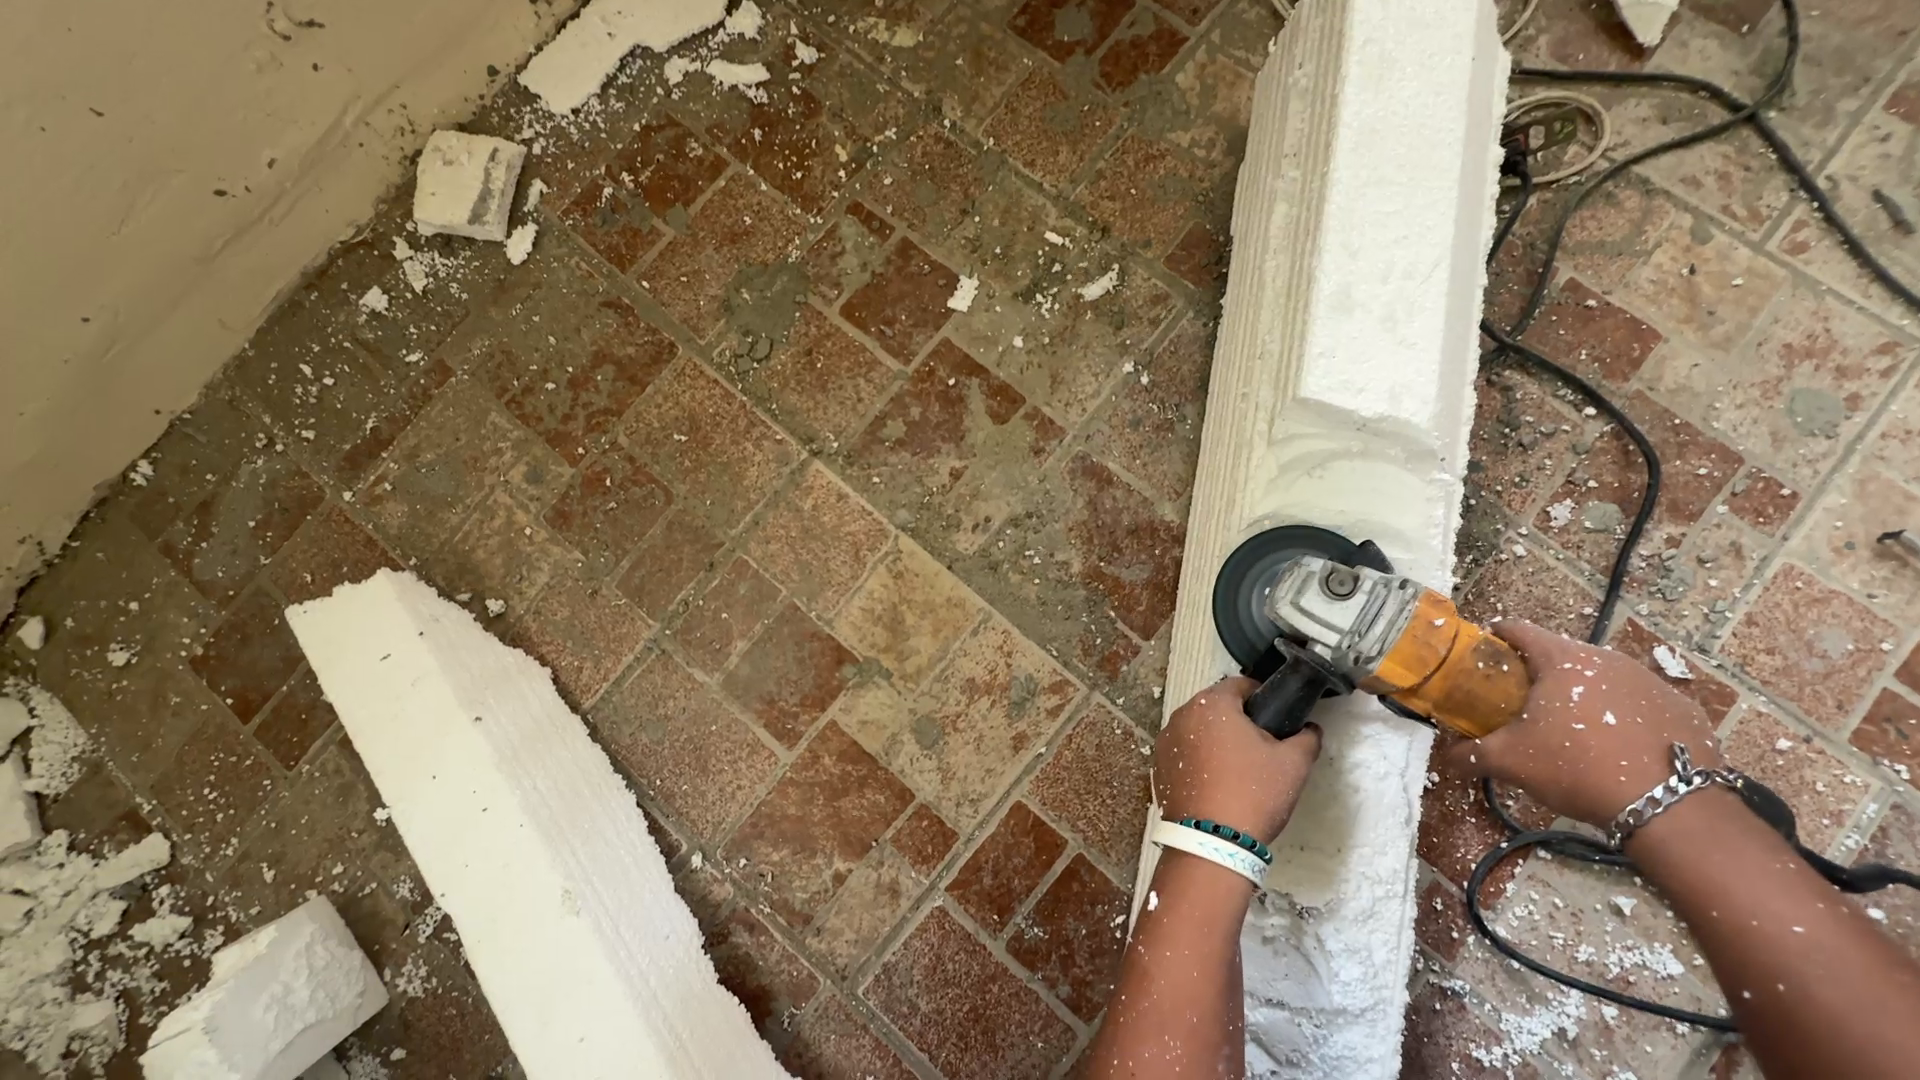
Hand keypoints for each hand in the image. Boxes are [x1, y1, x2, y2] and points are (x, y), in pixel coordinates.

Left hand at [1155, 676, 1322, 844]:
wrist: (1212, 842)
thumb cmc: (1254, 793)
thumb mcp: (1294, 764)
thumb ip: (1306, 738)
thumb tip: (1310, 729)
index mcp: (1211, 704)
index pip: (1241, 684)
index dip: (1263, 696)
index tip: (1277, 716)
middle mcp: (1181, 715)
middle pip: (1216, 706)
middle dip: (1239, 719)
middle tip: (1263, 745)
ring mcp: (1165, 742)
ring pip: (1199, 730)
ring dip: (1217, 739)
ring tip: (1241, 767)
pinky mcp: (1158, 767)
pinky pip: (1185, 753)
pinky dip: (1200, 759)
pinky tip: (1217, 782)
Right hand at [1443, 620, 1721, 829]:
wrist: (1674, 809)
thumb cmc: (1578, 768)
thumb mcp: (1510, 762)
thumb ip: (1469, 753)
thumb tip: (1446, 755)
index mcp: (1562, 660)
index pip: (1517, 629)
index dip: (1494, 639)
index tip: (1482, 660)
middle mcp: (1608, 659)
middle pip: (1560, 655)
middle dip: (1538, 675)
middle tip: (1522, 706)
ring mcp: (1651, 681)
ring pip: (1601, 678)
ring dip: (1582, 695)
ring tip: (1573, 731)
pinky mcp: (1683, 708)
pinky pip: (1640, 703)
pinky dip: (1623, 717)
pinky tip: (1618, 748)